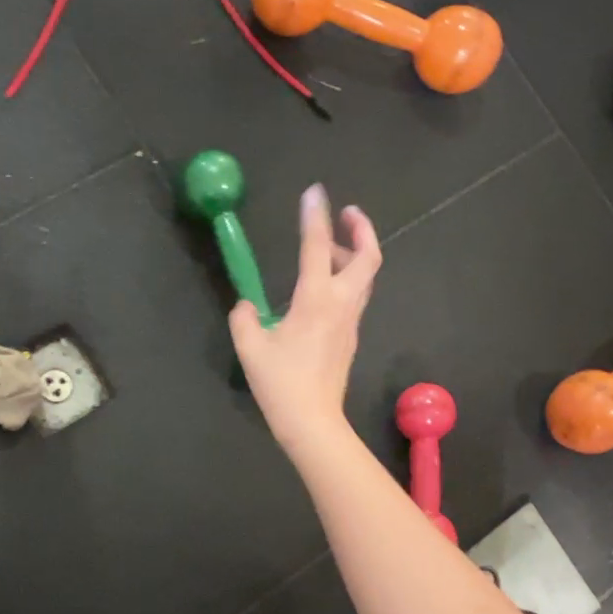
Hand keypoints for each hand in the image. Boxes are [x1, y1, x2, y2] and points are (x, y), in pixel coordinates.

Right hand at [231, 184, 380, 447]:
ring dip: (352, 255)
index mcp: (315, 300)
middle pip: (367, 257)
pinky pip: (354, 297)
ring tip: (328, 250)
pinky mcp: (350, 338)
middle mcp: (340, 304)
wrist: (312, 421)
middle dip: (361, 229)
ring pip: (364, 277)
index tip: (314, 192)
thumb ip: (245, 318)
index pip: (317, 247)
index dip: (315, 216)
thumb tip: (247, 306)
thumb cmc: (280, 384)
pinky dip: (345, 279)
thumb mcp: (250, 348)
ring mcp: (350, 322)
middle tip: (347, 213)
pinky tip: (322, 288)